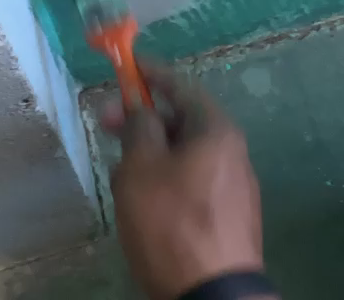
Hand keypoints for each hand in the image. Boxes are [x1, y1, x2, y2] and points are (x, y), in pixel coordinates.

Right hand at [104, 63, 269, 299]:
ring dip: (152, 150)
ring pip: (186, 153)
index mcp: (216, 130)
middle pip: (183, 120)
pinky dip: (168, 176)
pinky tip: (145, 196)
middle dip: (144, 118)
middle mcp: (233, 151)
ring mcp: (235, 186)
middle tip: (107, 124)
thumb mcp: (141, 166)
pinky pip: (194, 180)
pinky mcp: (230, 217)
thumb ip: (139, 126)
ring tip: (120, 167)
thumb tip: (142, 107)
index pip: (180, 85)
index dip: (149, 73)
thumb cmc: (172, 222)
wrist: (213, 299)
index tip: (126, 66)